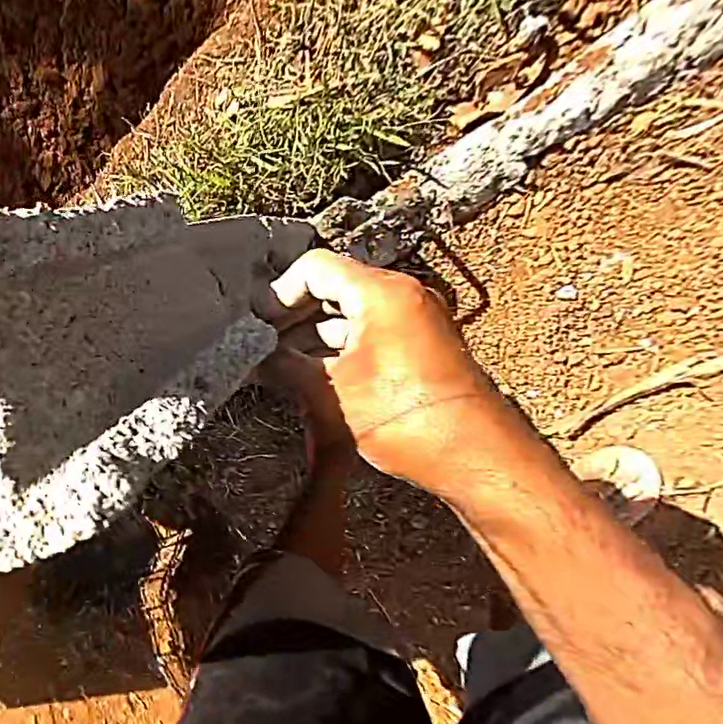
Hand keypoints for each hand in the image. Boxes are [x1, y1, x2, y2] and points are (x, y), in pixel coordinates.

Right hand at [255, 250, 528, 495]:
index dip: (278, 294)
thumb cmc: (410, 419)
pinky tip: (310, 377)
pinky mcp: (416, 348)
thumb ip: (283, 366)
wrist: (470, 455)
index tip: (257, 323)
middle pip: (331, 288)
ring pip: (347, 314)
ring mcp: (412, 322)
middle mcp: (401, 297)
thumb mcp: (329, 391)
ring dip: (309, 336)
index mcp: (382, 293)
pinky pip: (366, 335)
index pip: (314, 268)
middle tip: (261, 344)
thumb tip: (252, 357)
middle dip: (290, 316)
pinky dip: (334, 350)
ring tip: (278, 365)